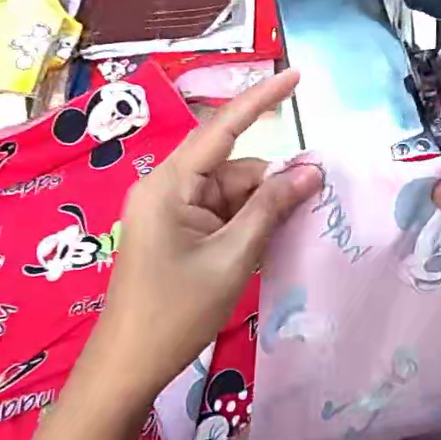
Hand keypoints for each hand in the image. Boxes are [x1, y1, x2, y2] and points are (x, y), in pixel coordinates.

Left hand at [82, 72, 319, 407]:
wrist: (130, 364)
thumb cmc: (177, 312)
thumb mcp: (233, 257)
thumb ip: (271, 209)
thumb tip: (310, 172)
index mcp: (171, 184)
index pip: (224, 128)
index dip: (262, 98)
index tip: (296, 75)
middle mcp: (167, 187)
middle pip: (234, 168)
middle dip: (270, 186)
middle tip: (308, 211)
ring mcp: (170, 210)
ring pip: (231, 193)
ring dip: (260, 212)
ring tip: (276, 246)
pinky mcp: (175, 231)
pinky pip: (221, 214)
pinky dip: (245, 226)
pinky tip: (260, 250)